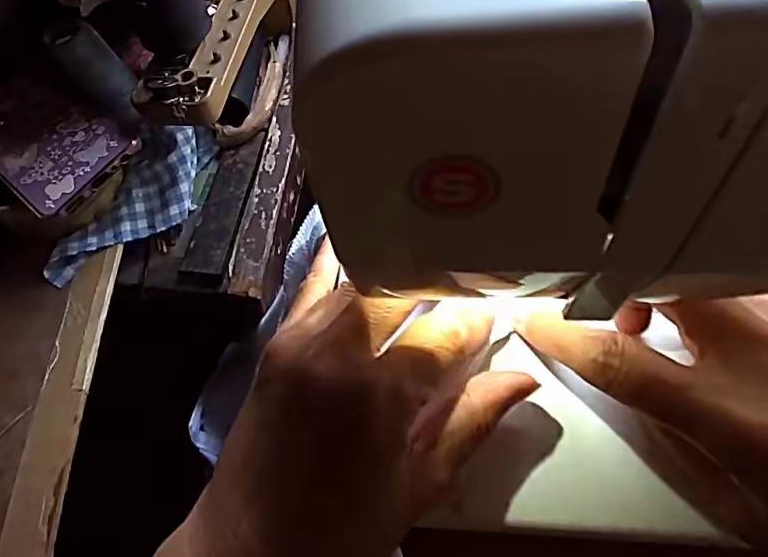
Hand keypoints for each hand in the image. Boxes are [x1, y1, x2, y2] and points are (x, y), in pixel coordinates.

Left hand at [164, 241, 536, 556]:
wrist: (244, 552)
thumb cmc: (340, 530)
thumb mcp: (418, 487)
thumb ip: (472, 422)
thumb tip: (522, 380)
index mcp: (384, 392)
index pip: (449, 329)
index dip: (478, 320)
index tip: (494, 317)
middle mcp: (343, 350)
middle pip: (408, 286)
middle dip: (443, 282)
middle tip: (465, 287)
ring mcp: (306, 337)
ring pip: (366, 276)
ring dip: (401, 272)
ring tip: (428, 272)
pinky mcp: (281, 336)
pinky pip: (316, 281)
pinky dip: (345, 261)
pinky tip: (367, 241)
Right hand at [520, 293, 767, 555]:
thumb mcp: (757, 517)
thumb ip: (687, 442)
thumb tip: (637, 385)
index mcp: (750, 424)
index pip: (628, 362)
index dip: (571, 335)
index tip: (541, 316)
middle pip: (667, 280)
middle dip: (627, 288)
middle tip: (622, 320)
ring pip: (710, 272)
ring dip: (677, 291)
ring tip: (681, 331)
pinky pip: (758, 281)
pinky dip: (728, 298)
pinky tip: (743, 335)